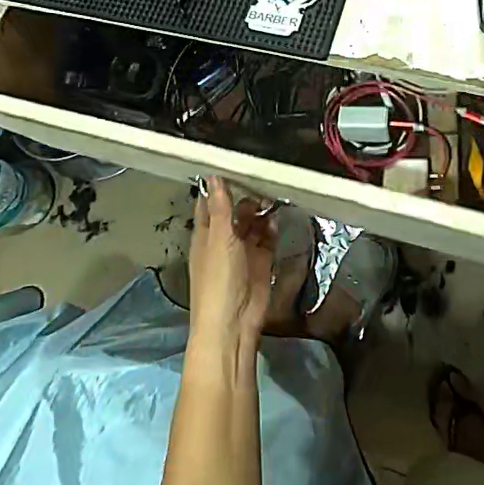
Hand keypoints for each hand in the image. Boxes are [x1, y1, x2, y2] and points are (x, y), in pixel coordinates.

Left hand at [185, 177, 277, 339]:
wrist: (234, 321)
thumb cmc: (218, 280)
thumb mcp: (218, 239)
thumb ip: (219, 208)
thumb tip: (212, 176)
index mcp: (206, 233)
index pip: (210, 202)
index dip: (220, 185)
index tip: (235, 163)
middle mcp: (223, 239)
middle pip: (236, 210)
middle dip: (248, 196)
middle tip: (264, 178)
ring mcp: (243, 250)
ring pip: (254, 222)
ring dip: (262, 211)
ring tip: (274, 195)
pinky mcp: (261, 260)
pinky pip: (268, 237)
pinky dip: (272, 228)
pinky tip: (277, 219)